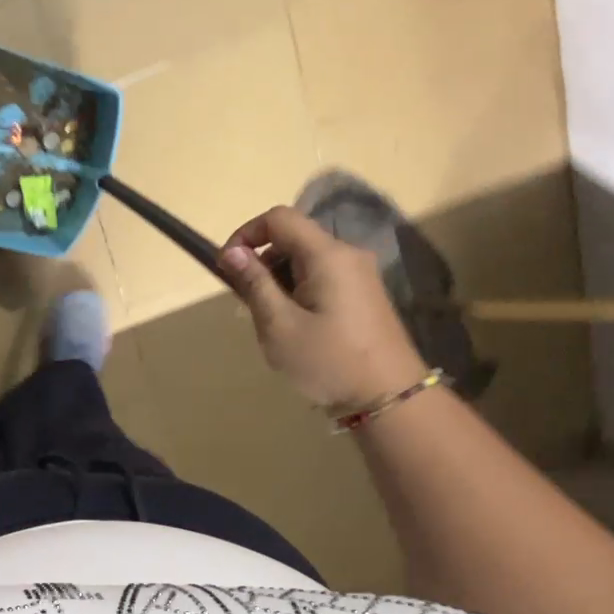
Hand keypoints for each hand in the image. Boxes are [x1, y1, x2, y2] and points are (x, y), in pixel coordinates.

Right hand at [219, 206, 428, 410]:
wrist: (388, 395)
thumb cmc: (327, 360)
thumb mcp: (278, 325)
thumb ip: (254, 284)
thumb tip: (232, 252)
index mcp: (327, 256)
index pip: (279, 218)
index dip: (246, 234)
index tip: (226, 267)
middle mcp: (346, 254)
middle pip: (292, 237)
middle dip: (260, 261)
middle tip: (246, 304)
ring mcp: (358, 273)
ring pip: (304, 258)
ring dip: (276, 279)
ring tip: (269, 320)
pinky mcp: (362, 291)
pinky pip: (319, 275)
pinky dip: (296, 289)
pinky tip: (293, 325)